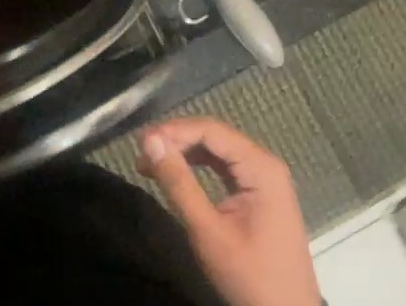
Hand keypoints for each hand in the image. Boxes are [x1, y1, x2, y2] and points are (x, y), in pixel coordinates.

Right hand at [141, 118, 323, 305]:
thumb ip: (179, 184)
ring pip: (217, 150)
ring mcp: (264, 178)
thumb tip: (150, 141)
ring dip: (184, 152)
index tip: (141, 143)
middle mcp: (265, 163)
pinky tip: (175, 172)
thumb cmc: (250, 275)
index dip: (174, 130)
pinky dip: (197, 166)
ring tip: (150, 162)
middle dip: (177, 140)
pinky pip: (224, 167)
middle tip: (141, 153)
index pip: (211, 131)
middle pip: (214, 136)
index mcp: (261, 167)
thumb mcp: (209, 231)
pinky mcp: (258, 193)